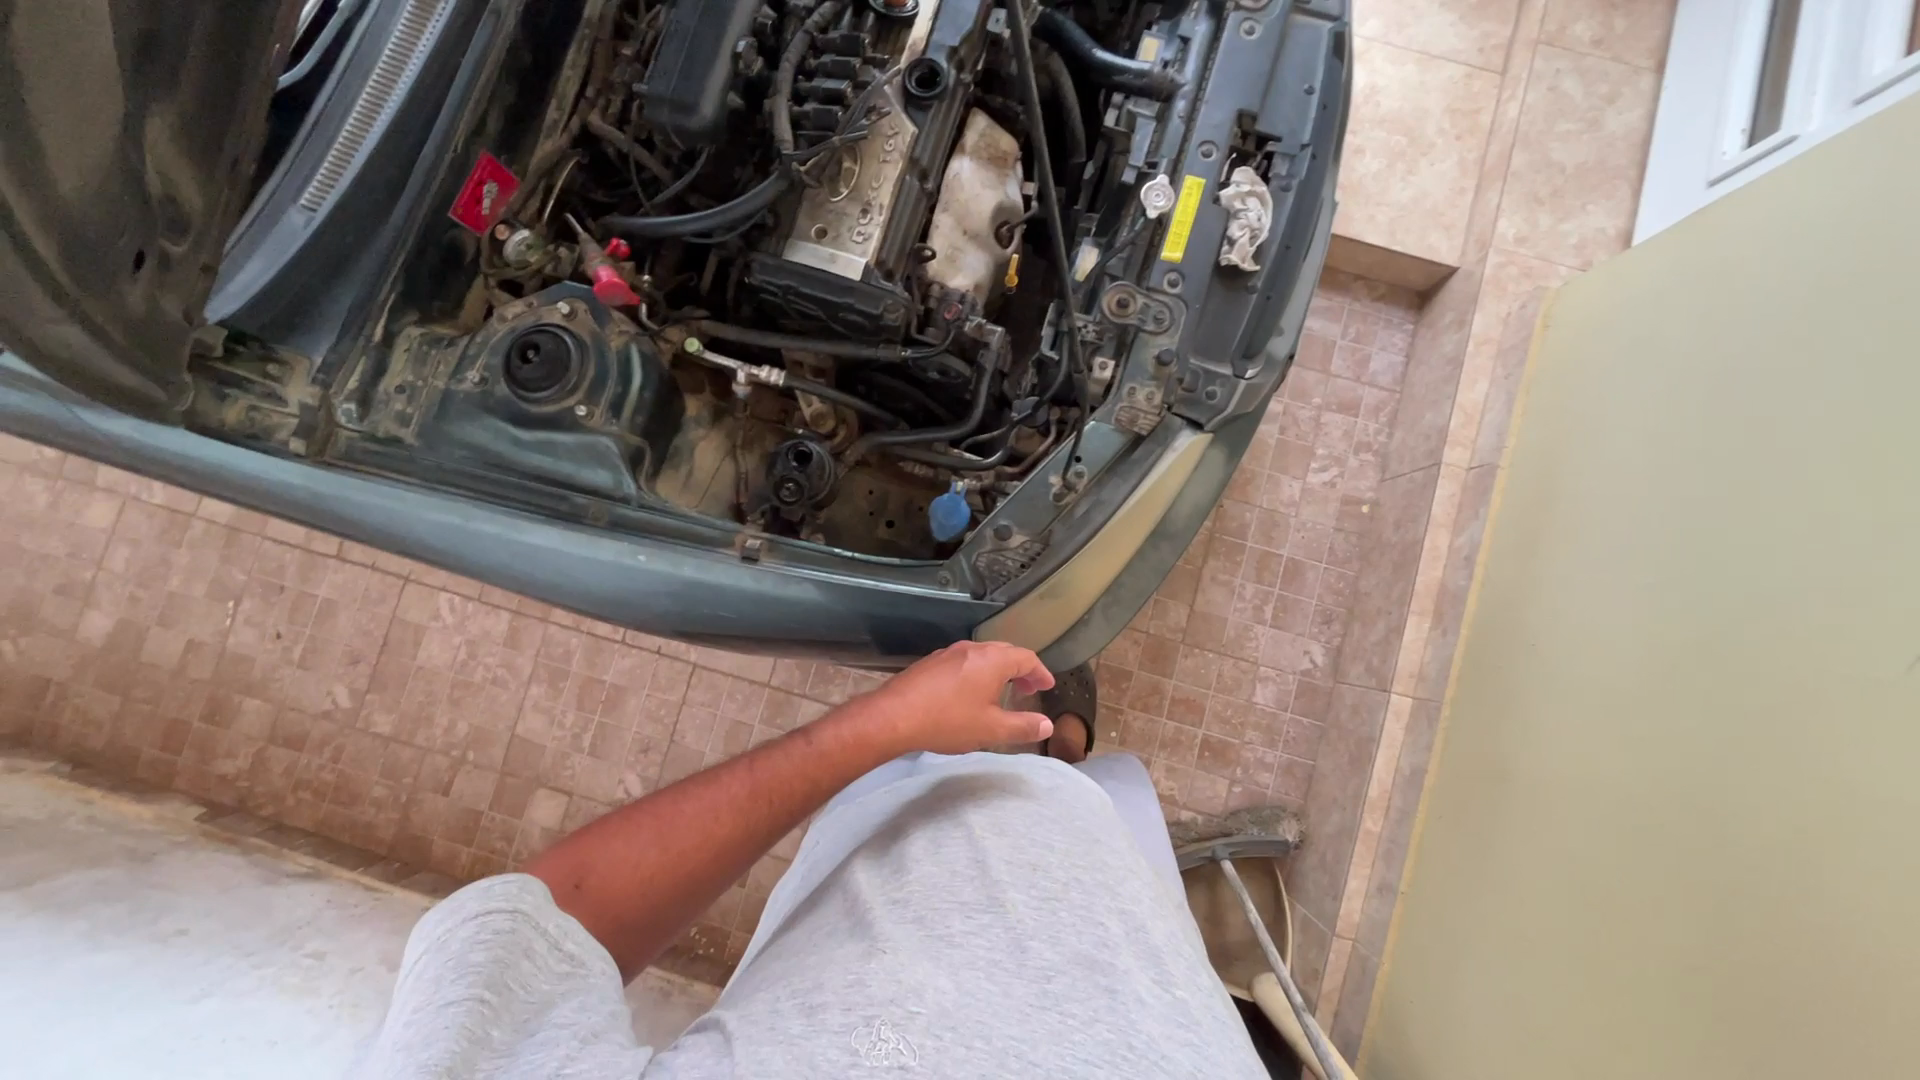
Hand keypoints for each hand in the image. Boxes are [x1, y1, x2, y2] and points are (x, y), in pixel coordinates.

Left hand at [855, 641, 1056, 755]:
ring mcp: (948, 653)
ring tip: (1001, 691)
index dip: (1040, 673)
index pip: (1026, 658)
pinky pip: (963, 661)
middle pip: (1005, 652)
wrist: (894, 716)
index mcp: (992, 660)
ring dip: (997, 670)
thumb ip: (1022, 726)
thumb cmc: (948, 721)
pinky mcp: (930, 663)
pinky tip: (970, 693)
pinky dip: (977, 672)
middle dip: (1020, 669)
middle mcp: (972, 649)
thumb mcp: (991, 729)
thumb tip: (1047, 724)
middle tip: (1027, 688)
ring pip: (982, 655)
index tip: (1046, 686)